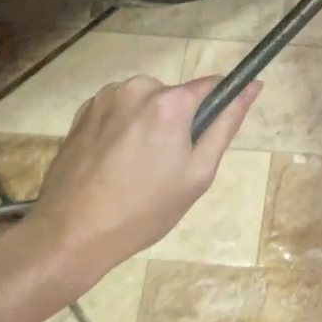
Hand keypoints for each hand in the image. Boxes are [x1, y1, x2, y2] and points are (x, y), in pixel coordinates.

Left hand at [22, 74, 258, 280]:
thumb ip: (226, 124)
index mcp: (170, 101)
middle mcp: (138, 87)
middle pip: (176, 96)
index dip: (216, 109)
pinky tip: (112, 163)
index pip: (212, 85)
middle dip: (178, 121)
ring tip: (135, 168)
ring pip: (146, 102)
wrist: (68, 236)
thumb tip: (253, 86)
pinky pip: (118, 110)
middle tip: (167, 166)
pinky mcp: (82, 112)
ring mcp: (105, 98)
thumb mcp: (198, 173)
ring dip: (149, 123)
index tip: (205, 138)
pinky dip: (122, 128)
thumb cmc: (143, 210)